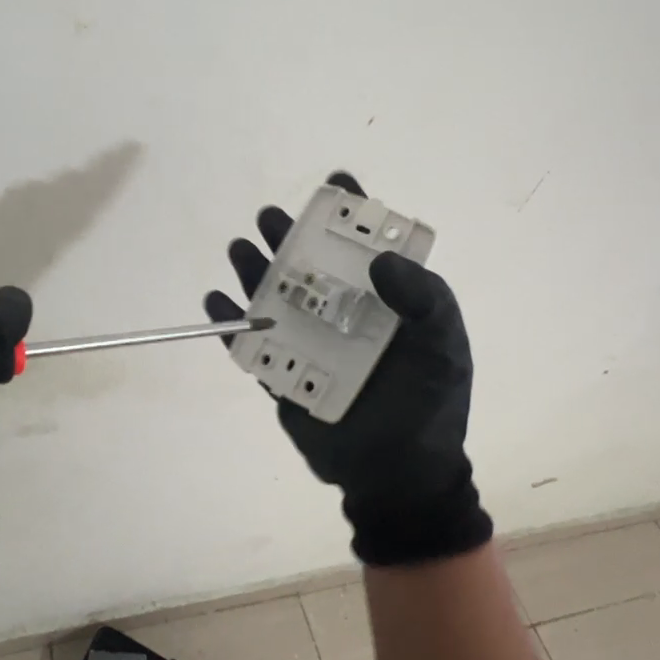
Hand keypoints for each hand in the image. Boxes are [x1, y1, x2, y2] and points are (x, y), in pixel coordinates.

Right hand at [205, 173, 490, 566]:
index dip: (351, 210)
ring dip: (254, 269)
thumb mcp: (442, 347)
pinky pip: (250, 344)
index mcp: (385, 300)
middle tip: (270, 216)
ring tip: (240, 248)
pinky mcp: (283, 374)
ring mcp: (309, 343)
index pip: (366, 245)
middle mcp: (343, 313)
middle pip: (310, 263)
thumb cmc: (428, 404)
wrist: (398, 476)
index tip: (335, 183)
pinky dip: (230, 324)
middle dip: (289, 234)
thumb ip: (424, 300)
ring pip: (274, 295)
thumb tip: (380, 262)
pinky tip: (216, 303)